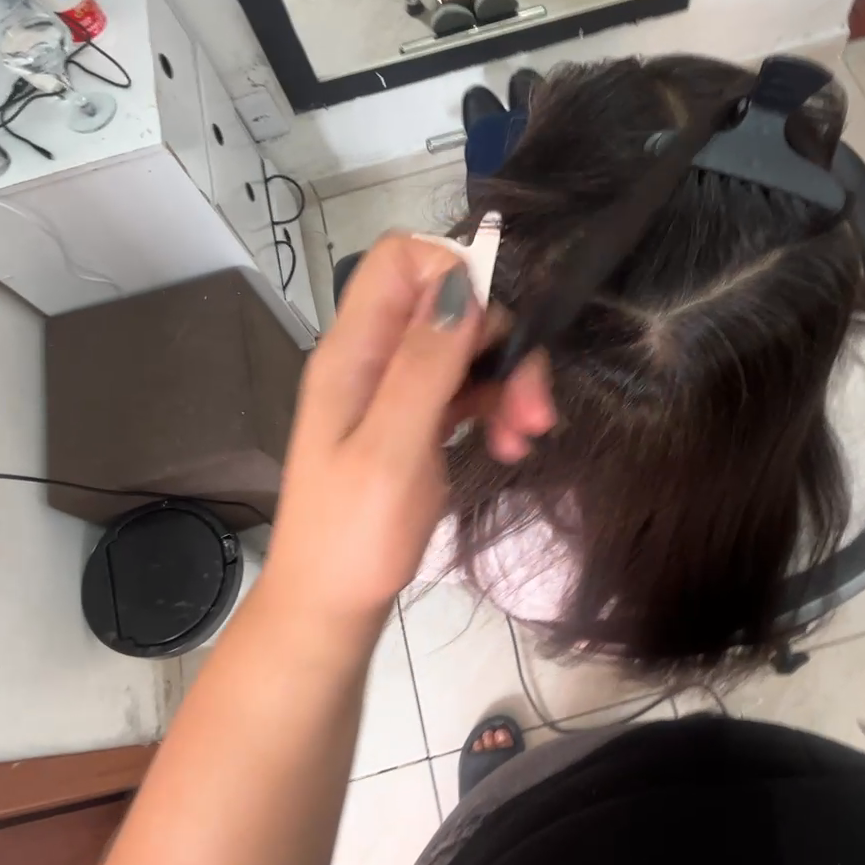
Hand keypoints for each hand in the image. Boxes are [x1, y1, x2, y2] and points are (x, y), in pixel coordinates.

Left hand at [265, 236, 554, 619]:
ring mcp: (395, 389)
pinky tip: (511, 444)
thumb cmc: (354, 536)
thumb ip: (423, 365)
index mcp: (354, 351)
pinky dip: (494, 408)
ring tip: (527, 436)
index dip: (453, 271)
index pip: (399, 260)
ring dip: (506, 382)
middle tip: (533, 407)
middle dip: (499, 342)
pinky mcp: (415, 419)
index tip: (492, 328)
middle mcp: (374, 358)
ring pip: (465, 348)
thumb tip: (461, 282)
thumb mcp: (391, 450)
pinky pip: (464, 389)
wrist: (331, 604)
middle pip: (448, 306)